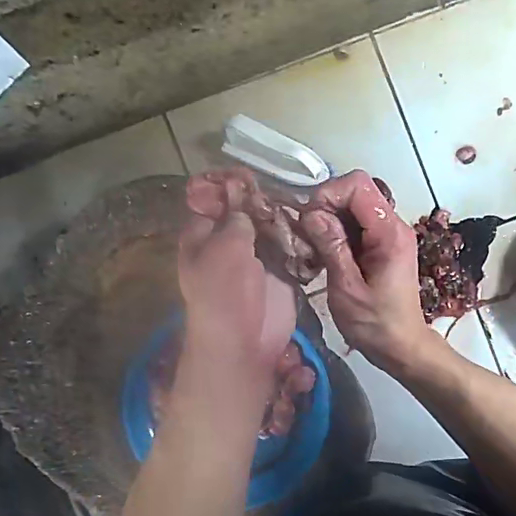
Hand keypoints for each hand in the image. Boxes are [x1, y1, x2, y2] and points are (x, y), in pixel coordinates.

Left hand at [177, 197, 296, 397]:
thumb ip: (237, 217)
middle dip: (265, 202)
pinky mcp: (280, 276)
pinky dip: (301, 241)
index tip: (252, 173)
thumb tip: (242, 193)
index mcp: (203, 236)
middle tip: (286, 190)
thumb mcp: (225, 246)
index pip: (214, 201)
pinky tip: (312, 225)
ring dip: (286, 219)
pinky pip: (292, 250)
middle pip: (248, 213)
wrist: (245, 341)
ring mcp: (256, 261)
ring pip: (273, 230)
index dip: (230, 186)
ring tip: (304, 205)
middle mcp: (228, 245)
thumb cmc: (223, 292)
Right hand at [299, 170, 440, 373]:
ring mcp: (388, 235)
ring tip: (313, 250)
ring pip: (351, 207)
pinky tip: (324, 256)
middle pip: (354, 192)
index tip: (309, 222)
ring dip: (327, 222)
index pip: (358, 185)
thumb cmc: (376, 324)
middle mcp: (393, 226)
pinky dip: (334, 233)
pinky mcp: (381, 246)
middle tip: (308, 239)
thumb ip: (331, 247)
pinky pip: (354, 225)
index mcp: (390, 233)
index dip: (328, 195)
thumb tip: (312, 214)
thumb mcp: (347, 289)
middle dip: (324, 208)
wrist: (402, 346)